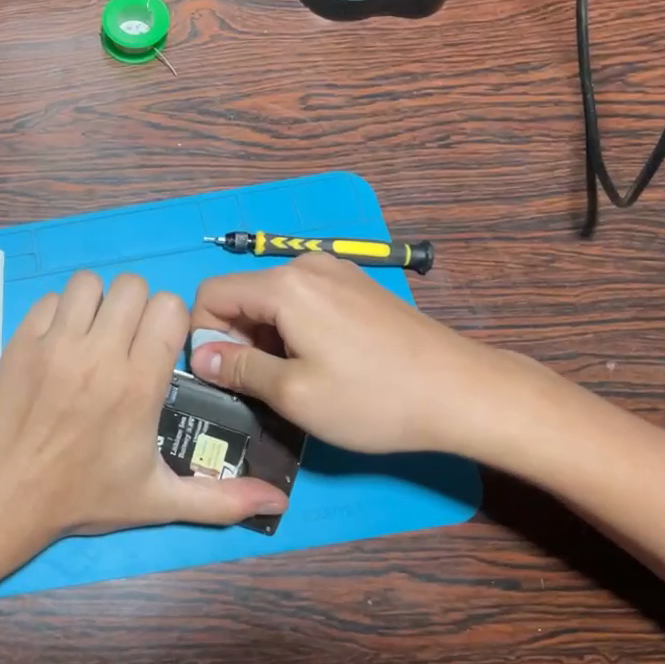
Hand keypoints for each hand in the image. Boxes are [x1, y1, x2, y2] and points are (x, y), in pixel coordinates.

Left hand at [0, 271, 289, 537]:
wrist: (8, 492)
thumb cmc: (84, 495)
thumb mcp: (158, 501)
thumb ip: (220, 498)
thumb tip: (277, 501)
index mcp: (138, 383)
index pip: (168, 308)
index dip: (171, 322)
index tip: (162, 347)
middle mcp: (100, 353)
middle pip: (131, 286)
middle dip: (137, 308)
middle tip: (128, 340)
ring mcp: (57, 342)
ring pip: (88, 283)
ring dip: (98, 303)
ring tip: (95, 334)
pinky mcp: (23, 339)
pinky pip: (51, 299)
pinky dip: (61, 313)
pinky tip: (62, 342)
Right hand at [187, 253, 548, 456]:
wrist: (465, 393)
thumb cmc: (373, 398)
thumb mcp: (293, 394)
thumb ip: (238, 370)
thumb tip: (199, 356)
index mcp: (283, 285)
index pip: (211, 294)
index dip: (204, 335)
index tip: (224, 375)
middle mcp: (305, 265)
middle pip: (242, 294)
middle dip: (237, 337)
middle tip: (259, 384)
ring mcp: (336, 272)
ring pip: (272, 298)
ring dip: (266, 336)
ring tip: (293, 379)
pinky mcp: (358, 286)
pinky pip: (302, 299)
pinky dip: (293, 328)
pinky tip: (322, 362)